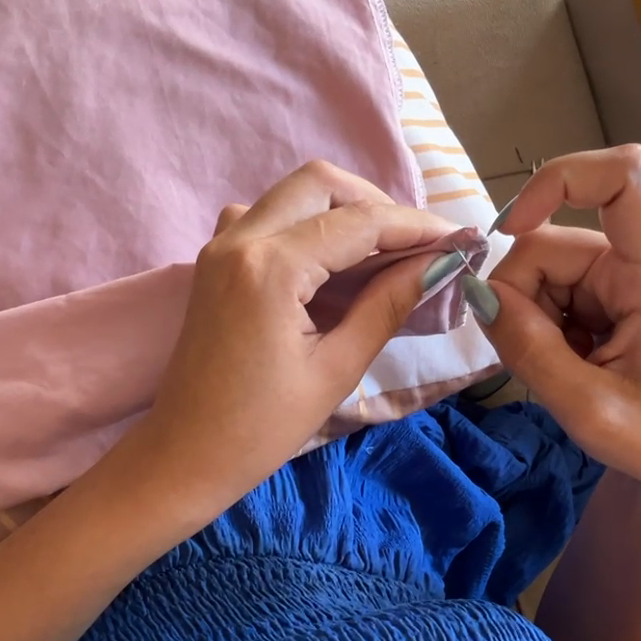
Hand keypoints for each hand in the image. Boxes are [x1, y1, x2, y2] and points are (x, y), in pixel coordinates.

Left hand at [128, 160, 457, 509]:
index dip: (414, 226)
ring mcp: (219, 247)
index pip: (358, 223)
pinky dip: (306, 225)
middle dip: (375, 204)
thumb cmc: (261, 429)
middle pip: (319, 184)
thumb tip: (436, 264)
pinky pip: (266, 218)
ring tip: (378, 254)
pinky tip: (330, 265)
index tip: (457, 239)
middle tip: (413, 245)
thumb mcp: (336, 370)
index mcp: (270, 268)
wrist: (184, 456)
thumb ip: (387, 306)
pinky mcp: (214, 263)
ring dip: (339, 210)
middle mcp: (239, 239)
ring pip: (291, 195)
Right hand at [470, 146, 640, 521]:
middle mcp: (640, 265)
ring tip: (559, 372)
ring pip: (540, 272)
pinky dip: (538, 330)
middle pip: (549, 243)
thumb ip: (528, 349)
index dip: (558, 181)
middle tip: (530, 358)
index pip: (624, 178)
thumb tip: (478, 293)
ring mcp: (621, 283)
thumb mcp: (587, 409)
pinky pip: (547, 296)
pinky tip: (564, 368)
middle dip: (519, 297)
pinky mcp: (606, 303)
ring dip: (528, 320)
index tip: (507, 231)